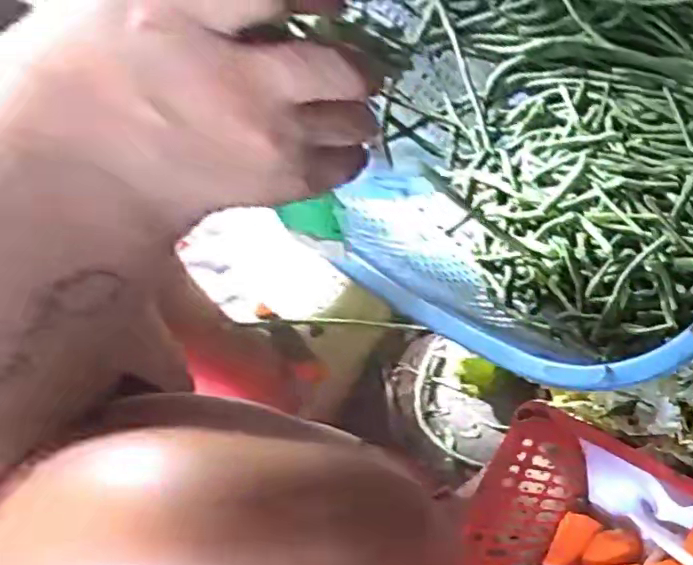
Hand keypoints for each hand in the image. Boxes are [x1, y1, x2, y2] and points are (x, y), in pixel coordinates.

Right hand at [1, 0, 376, 231]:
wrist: (94, 161)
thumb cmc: (99, 68)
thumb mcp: (126, 6)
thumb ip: (206, 6)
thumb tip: (289, 11)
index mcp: (171, 13)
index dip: (314, 0)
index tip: (333, 5)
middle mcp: (234, 77)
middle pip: (342, 70)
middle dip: (355, 68)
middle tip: (348, 67)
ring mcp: (272, 134)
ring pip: (358, 120)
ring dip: (351, 111)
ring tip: (326, 106)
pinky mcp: (295, 178)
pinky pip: (353, 159)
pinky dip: (345, 148)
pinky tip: (316, 139)